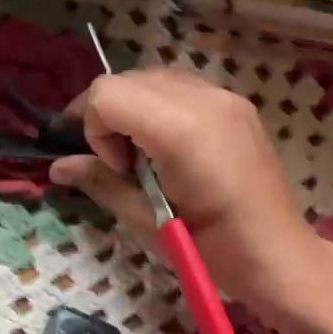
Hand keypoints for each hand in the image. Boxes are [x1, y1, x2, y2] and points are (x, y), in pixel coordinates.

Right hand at [48, 68, 326, 319]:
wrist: (275, 254)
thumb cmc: (209, 250)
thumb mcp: (146, 222)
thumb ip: (101, 183)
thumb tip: (58, 167)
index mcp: (181, 129)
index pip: (107, 94)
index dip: (95, 131)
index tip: (116, 171)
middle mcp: (204, 99)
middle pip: (127, 79)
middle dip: (109, 117)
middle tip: (120, 165)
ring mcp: (224, 97)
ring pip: (153, 79)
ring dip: (133, 111)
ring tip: (143, 158)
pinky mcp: (235, 104)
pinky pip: (180, 89)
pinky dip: (159, 109)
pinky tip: (168, 151)